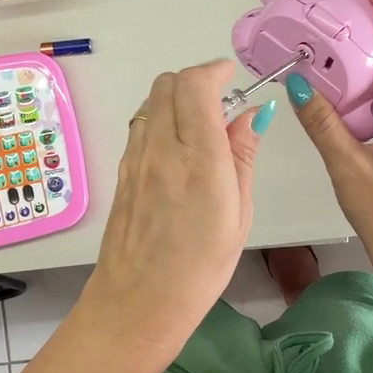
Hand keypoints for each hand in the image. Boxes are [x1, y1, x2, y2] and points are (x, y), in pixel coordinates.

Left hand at [78, 61, 266, 353]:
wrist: (138, 302)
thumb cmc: (201, 267)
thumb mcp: (238, 214)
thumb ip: (242, 157)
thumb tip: (250, 115)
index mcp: (198, 158)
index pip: (195, 85)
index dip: (215, 69)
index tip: (233, 75)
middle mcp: (161, 148)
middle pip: (168, 83)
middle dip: (196, 79)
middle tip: (221, 100)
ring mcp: (135, 158)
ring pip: (150, 102)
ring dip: (176, 98)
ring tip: (202, 125)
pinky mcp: (122, 171)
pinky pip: (141, 126)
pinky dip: (161, 119)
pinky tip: (179, 148)